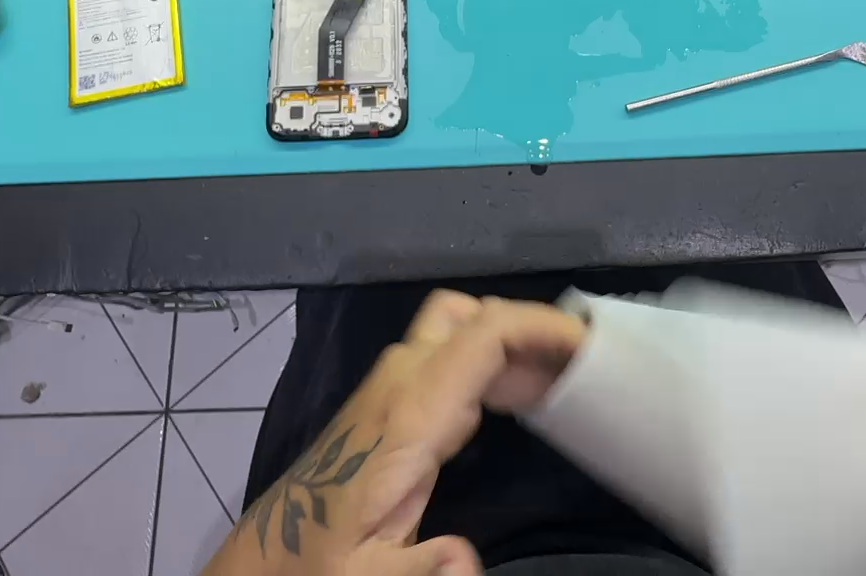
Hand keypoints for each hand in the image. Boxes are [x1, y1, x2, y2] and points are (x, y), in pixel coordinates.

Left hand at [204, 292, 585, 575]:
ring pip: (467, 327)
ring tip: (571, 379)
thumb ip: (421, 566)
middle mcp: (406, 376)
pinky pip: (459, 355)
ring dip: (519, 344)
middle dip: (534, 327)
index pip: (481, 335)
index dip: (538, 326)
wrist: (277, 543)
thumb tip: (470, 561)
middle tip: (588, 363)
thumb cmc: (322, 552)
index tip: (588, 342)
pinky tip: (529, 397)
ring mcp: (401, 379)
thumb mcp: (368, 574)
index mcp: (409, 409)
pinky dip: (499, 362)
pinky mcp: (403, 392)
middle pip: (475, 316)